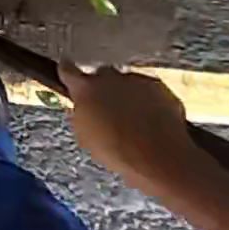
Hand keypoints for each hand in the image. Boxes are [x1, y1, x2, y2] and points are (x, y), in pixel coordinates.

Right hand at [59, 66, 204, 189]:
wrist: (161, 160)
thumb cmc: (118, 151)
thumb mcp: (85, 135)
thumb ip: (80, 113)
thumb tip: (80, 107)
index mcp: (84, 87)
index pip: (67, 69)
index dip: (68, 73)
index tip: (69, 76)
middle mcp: (108, 78)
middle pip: (102, 73)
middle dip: (104, 85)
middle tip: (109, 104)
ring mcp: (136, 81)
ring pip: (128, 80)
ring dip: (128, 91)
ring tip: (135, 114)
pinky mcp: (160, 88)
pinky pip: (151, 89)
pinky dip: (150, 99)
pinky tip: (154, 117)